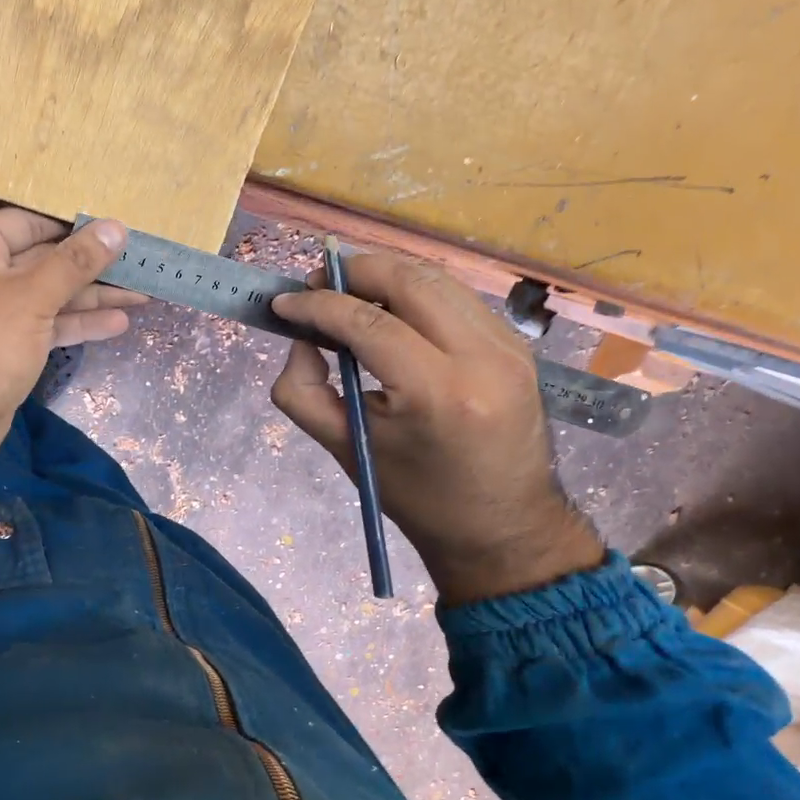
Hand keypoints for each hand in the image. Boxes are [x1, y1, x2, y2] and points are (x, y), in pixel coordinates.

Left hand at [0, 209, 145, 506]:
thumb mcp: (33, 297)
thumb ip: (76, 262)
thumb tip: (115, 227)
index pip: (26, 223)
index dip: (71, 225)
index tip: (115, 228)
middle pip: (39, 259)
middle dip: (88, 266)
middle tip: (139, 262)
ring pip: (44, 295)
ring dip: (89, 297)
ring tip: (142, 294)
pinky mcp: (1, 345)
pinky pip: (41, 324)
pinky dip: (74, 323)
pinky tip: (116, 323)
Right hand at [269, 254, 603, 603]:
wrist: (503, 526)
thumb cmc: (415, 494)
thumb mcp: (342, 446)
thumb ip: (301, 388)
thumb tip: (302, 338)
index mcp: (437, 394)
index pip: (367, 323)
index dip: (316, 305)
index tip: (282, 303)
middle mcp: (482, 360)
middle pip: (409, 281)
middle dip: (353, 272)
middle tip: (314, 286)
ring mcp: (509, 349)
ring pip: (436, 279)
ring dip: (382, 276)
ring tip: (346, 293)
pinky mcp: (517, 346)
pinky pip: (456, 297)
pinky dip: (413, 292)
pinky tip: (386, 311)